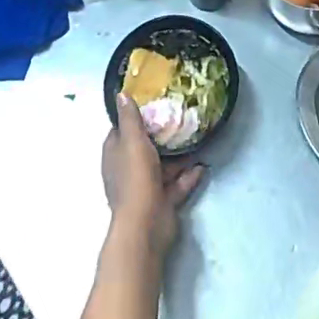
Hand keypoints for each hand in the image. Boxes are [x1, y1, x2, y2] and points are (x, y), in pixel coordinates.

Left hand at [104, 93, 205, 255]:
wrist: (146, 225)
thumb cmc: (136, 177)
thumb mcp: (132, 140)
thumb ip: (130, 117)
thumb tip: (120, 93)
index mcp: (115, 153)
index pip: (122, 129)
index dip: (134, 117)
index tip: (152, 104)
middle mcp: (128, 169)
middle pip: (144, 147)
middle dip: (159, 136)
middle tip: (178, 118)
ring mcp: (145, 187)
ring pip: (162, 166)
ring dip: (178, 156)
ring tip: (195, 139)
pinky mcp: (162, 201)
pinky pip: (176, 185)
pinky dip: (188, 176)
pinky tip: (202, 165)